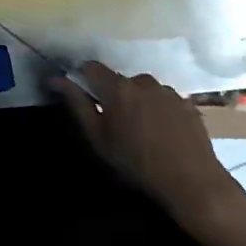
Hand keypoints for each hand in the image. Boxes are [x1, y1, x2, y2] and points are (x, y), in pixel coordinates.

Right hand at [52, 62, 245, 228]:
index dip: (84, 78)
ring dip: (139, 104)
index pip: (92, 67)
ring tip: (143, 133)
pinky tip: (163, 135)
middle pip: (120, 82)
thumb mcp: (98, 138)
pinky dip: (159, 111)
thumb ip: (77, 104)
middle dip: (115, 97)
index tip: (85, 97)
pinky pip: (164, 101)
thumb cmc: (135, 162)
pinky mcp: (186, 101)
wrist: (189, 178)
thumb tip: (56, 79)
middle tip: (117, 127)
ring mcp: (168, 90)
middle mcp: (144, 80)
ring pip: (144, 91)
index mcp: (118, 87)